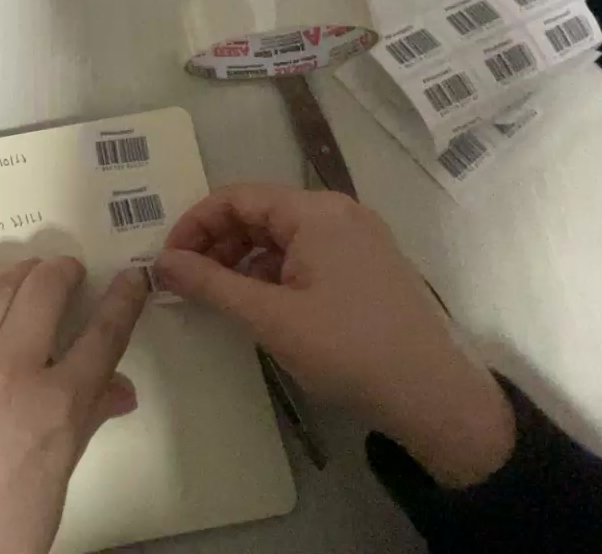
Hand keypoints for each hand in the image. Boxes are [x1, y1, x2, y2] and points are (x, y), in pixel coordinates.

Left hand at [0, 258, 148, 553]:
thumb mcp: (56, 481)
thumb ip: (86, 420)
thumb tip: (122, 386)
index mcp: (53, 407)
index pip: (101, 337)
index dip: (122, 301)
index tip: (131, 279)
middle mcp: (6, 369)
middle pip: (43, 293)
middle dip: (63, 272)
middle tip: (69, 271)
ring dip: (18, 272)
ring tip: (28, 272)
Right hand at [154, 183, 514, 487]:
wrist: (440, 403)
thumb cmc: (349, 349)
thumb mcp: (269, 317)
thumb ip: (209, 284)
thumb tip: (160, 263)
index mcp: (315, 212)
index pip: (235, 198)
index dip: (195, 225)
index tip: (169, 261)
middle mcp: (337, 213)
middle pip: (257, 213)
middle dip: (217, 243)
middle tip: (189, 280)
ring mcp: (357, 238)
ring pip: (279, 235)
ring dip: (242, 259)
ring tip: (221, 296)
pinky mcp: (366, 265)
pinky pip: (304, 253)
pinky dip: (273, 271)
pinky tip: (260, 303)